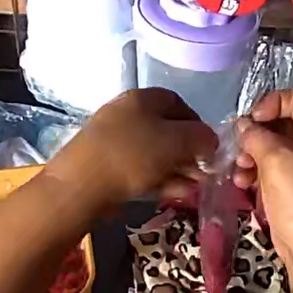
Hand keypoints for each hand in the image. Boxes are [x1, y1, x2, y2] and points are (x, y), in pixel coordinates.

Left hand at [44, 88, 217, 214]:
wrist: (82, 185)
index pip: (178, 104)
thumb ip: (202, 137)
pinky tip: (176, 193)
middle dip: (190, 152)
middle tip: (205, 172)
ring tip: (194, 187)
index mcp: (143, 99)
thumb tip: (211, 140)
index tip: (210, 146)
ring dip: (179, 169)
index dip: (199, 124)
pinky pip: (142, 168)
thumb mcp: (178, 141)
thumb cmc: (134, 154)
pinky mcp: (107, 165)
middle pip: (168, 131)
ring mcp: (115, 140)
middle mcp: (127, 114)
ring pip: (157, 153)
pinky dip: (161, 179)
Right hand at [234, 90, 292, 283]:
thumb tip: (245, 126)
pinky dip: (256, 172)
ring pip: (273, 147)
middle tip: (240, 146)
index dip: (276, 101)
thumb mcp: (276, 162)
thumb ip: (258, 137)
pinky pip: (272, 169)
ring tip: (239, 170)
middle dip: (257, 132)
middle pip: (283, 123)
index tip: (255, 118)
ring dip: (252, 154)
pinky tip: (242, 184)